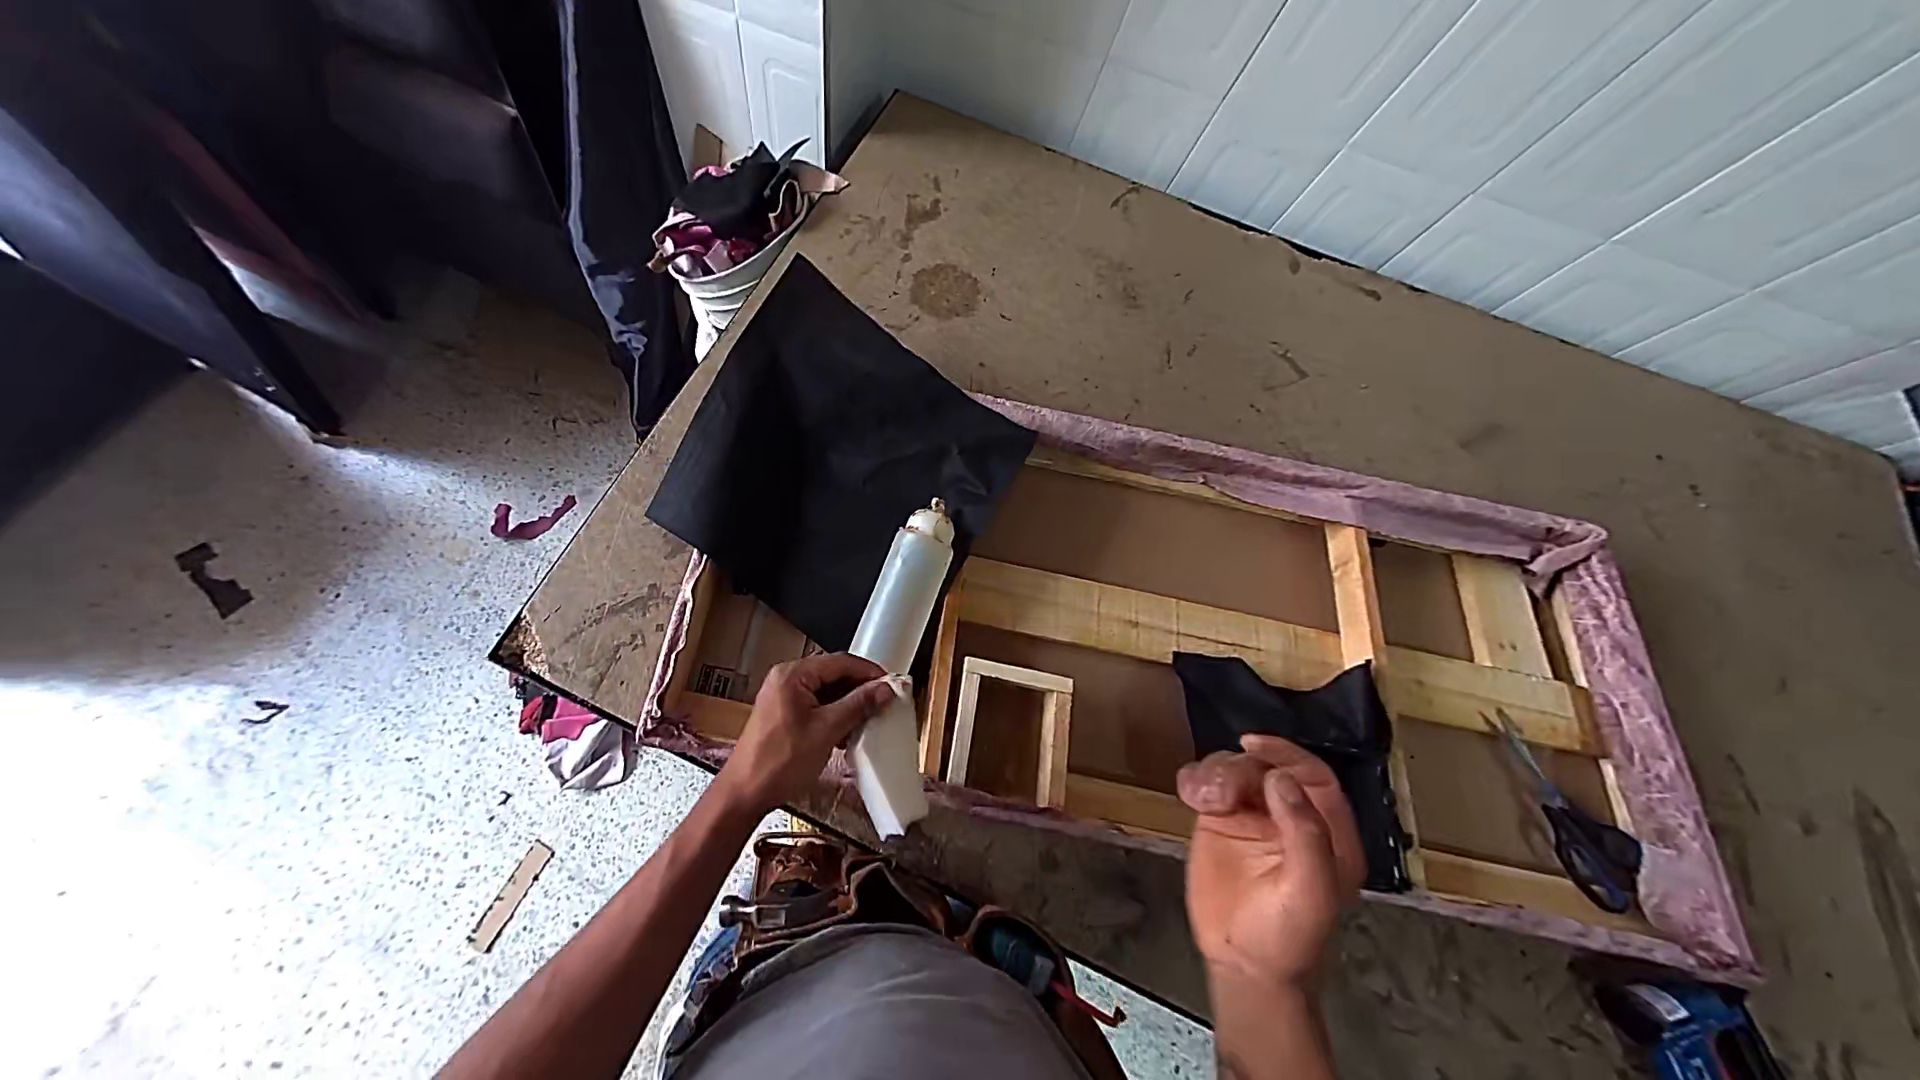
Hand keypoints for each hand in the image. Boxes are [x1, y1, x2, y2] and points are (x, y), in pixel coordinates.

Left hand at [715, 653, 895, 814]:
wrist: (745, 794)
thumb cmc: (777, 762)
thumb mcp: (827, 730)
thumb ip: (858, 705)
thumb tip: (884, 689)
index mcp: (792, 675)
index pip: (840, 662)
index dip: (869, 672)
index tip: (891, 684)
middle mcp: (786, 680)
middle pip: (834, 674)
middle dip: (860, 688)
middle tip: (884, 701)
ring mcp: (783, 697)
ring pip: (827, 691)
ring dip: (849, 703)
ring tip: (870, 718)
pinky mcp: (784, 714)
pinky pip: (817, 705)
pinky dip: (835, 714)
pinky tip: (849, 731)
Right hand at [1178, 734, 1366, 988]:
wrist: (1243, 966)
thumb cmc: (1287, 938)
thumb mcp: (1309, 892)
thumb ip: (1305, 833)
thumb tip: (1281, 778)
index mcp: (1325, 831)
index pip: (1312, 775)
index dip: (1286, 752)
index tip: (1253, 743)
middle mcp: (1287, 817)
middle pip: (1264, 767)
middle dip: (1239, 770)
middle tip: (1219, 797)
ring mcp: (1249, 817)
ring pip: (1231, 769)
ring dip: (1213, 774)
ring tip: (1203, 802)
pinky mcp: (1217, 822)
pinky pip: (1204, 784)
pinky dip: (1194, 780)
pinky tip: (1191, 797)